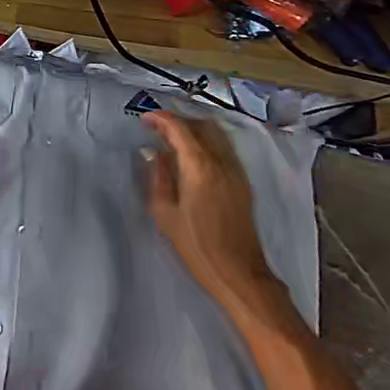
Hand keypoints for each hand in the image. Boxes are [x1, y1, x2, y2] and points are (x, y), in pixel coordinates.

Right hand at [143, 111, 277, 306]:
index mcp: (200, 167)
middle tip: (156, 127)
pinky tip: (194, 154)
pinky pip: (224, 146)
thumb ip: (158, 177)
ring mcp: (236, 168)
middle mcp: (221, 160)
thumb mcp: (166, 214)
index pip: (180, 129)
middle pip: (200, 124)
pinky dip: (207, 139)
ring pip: (216, 132)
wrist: (238, 271)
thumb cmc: (197, 247)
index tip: (145, 119)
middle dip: (178, 120)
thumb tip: (153, 152)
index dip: (161, 119)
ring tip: (174, 137)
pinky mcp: (243, 179)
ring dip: (194, 127)